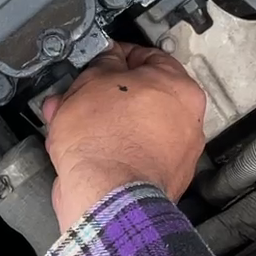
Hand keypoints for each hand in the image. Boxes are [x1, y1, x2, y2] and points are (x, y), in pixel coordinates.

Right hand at [41, 41, 206, 229]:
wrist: (103, 199)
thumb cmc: (105, 145)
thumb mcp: (93, 81)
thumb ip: (103, 63)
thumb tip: (105, 60)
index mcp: (181, 91)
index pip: (149, 58)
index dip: (117, 55)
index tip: (100, 59)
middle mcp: (186, 126)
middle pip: (141, 97)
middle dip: (104, 94)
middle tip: (81, 93)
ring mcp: (174, 159)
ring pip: (131, 129)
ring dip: (99, 123)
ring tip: (68, 121)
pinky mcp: (155, 184)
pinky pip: (127, 157)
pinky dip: (106, 152)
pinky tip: (78, 149)